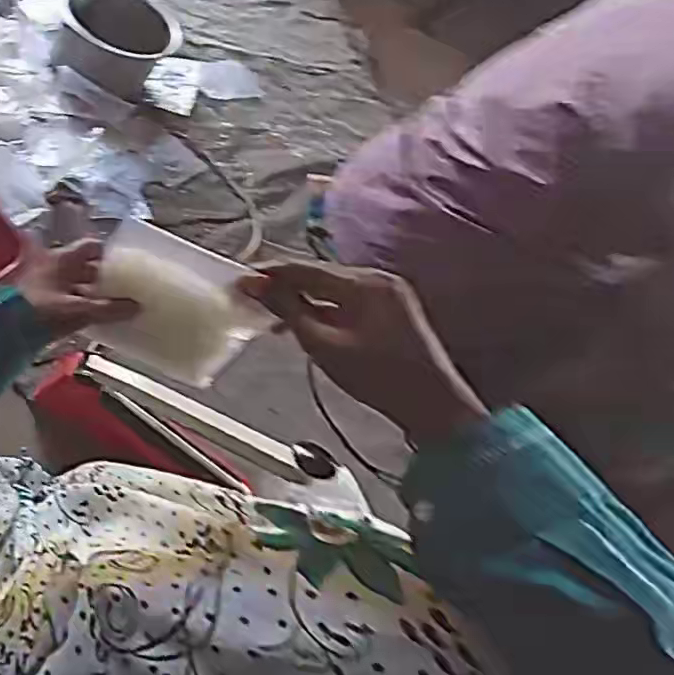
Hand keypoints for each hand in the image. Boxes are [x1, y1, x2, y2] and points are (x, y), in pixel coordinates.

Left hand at [17, 239, 138, 336]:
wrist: (2, 329)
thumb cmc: (41, 310)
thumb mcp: (78, 310)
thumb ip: (108, 309)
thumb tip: (136, 306)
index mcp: (63, 259)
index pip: (92, 247)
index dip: (109, 254)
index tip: (126, 265)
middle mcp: (53, 266)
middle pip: (84, 267)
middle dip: (103, 278)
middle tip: (123, 289)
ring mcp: (44, 283)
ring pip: (74, 284)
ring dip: (90, 294)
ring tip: (111, 306)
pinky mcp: (38, 301)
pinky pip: (64, 299)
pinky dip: (77, 306)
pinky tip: (90, 318)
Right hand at [238, 262, 487, 443]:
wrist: (432, 406)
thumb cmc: (377, 376)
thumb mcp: (322, 343)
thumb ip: (287, 309)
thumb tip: (254, 285)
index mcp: (364, 283)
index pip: (305, 268)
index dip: (269, 274)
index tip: (240, 281)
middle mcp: (377, 280)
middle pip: (318, 275)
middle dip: (283, 286)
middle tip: (250, 298)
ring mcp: (386, 294)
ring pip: (330, 289)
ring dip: (300, 299)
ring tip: (270, 316)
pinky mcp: (389, 310)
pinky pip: (344, 301)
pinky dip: (320, 310)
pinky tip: (302, 324)